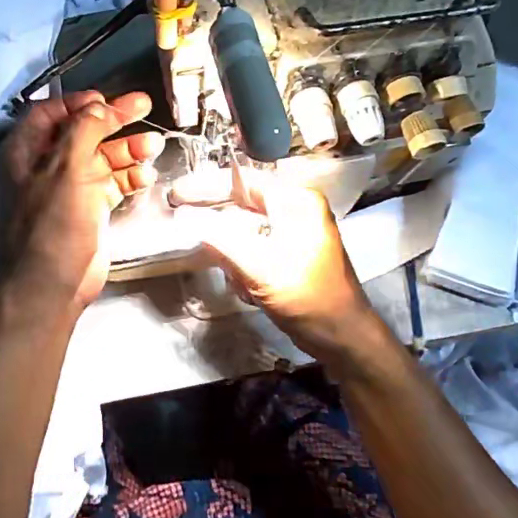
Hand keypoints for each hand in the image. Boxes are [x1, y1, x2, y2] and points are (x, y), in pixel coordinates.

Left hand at [3, 90, 162, 313]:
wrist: (53, 284)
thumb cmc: (53, 223)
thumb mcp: (67, 168)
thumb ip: (85, 129)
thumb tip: (101, 105)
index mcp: (29, 151)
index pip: (52, 112)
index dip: (79, 102)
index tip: (107, 98)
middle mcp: (48, 167)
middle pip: (84, 133)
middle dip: (113, 120)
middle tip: (143, 106)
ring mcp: (71, 190)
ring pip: (102, 159)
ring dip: (128, 149)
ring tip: (154, 145)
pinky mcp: (90, 211)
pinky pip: (112, 185)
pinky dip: (130, 177)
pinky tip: (147, 174)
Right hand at [184, 170, 379, 361]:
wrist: (342, 336)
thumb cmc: (308, 298)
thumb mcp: (261, 268)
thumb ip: (221, 241)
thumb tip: (185, 219)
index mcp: (296, 201)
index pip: (243, 181)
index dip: (205, 186)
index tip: (176, 194)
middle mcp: (296, 210)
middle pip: (242, 204)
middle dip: (214, 222)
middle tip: (180, 222)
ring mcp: (292, 233)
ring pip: (244, 231)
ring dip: (231, 253)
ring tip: (233, 277)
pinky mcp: (288, 255)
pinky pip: (253, 250)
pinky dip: (243, 266)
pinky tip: (246, 289)